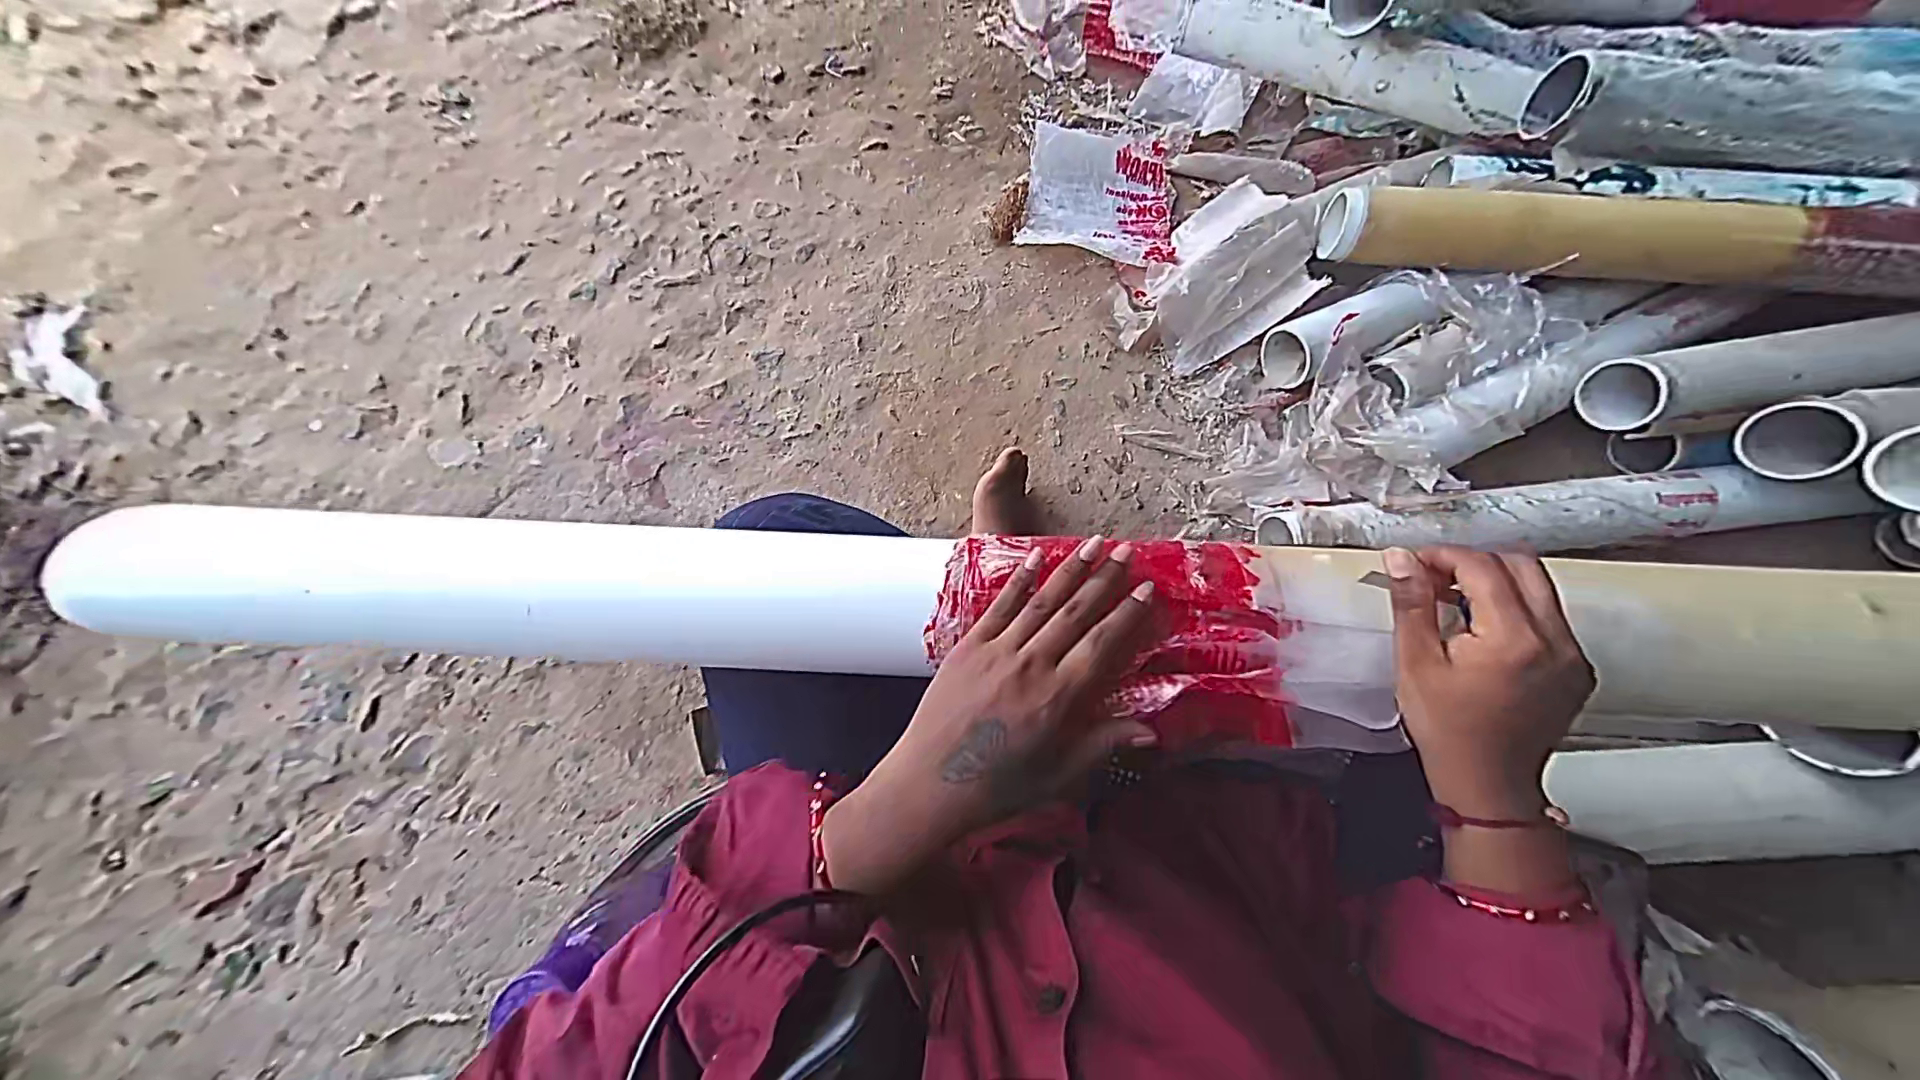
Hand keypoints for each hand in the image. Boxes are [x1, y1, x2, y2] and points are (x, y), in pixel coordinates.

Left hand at [822, 537, 1158, 895]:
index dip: (1127, 613)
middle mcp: (1030, 666)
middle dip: (1104, 578)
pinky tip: (1036, 557)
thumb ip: (1102, 744)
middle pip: (1075, 613)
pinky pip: (1000, 607)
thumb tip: (1149, 730)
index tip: (1145, 587)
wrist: (930, 783)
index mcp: (1058, 697)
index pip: (1102, 643)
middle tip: (1125, 550)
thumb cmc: (998, 786)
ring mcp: (997, 652)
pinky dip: (1020, 581)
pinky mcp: (968, 647)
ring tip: (1093, 543)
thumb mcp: (1059, 774)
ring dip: (1070, 570)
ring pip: (1041, 602)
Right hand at [1384, 546, 1594, 821]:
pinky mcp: (1577, 667)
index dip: (1443, 556)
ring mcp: (1573, 655)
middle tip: (1433, 576)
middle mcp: (1556, 641)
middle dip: (1472, 561)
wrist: (1487, 779)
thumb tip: (1401, 559)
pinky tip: (1478, 627)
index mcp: (1514, 639)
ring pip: (1538, 587)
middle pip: (1521, 565)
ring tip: (1451, 600)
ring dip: (1493, 581)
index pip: (1484, 567)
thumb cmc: (1446, 726)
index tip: (1413, 564)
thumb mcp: (1415, 661)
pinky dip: (1512, 606)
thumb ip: (1412, 603)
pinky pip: (1548, 616)